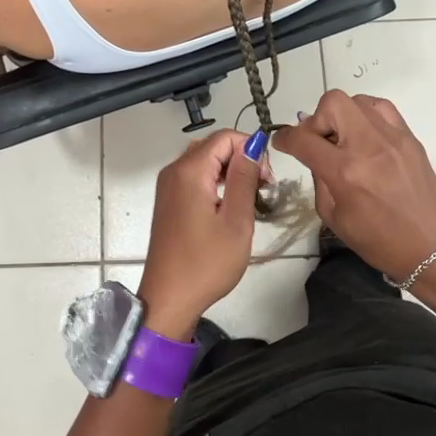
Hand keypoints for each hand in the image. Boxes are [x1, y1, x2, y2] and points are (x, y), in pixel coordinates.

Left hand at [138, 130, 261, 339]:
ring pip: (203, 161)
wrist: (169, 298)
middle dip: (241, 158)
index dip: (250, 149)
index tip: (267, 179)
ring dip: (229, 170)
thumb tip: (253, 144)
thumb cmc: (206, 263)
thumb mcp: (236, 221)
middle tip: (262, 187)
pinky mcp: (168, 201)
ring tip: (250, 196)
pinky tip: (229, 205)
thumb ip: (244, 178)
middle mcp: (173, 171)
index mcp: (189, 171)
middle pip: (212, 146)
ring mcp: (167, 186)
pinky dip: (215, 182)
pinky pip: (193, 177)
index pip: (224, 137)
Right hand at [272, 91, 435, 283]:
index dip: (285, 138)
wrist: (430, 247)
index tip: (282, 142)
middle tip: (319, 141)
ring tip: (344, 139)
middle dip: (316, 119)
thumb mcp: (333, 217)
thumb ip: (319, 179)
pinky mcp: (410, 137)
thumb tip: (314, 154)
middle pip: (332, 103)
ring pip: (357, 100)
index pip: (303, 139)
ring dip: (342, 115)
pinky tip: (365, 135)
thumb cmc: (378, 241)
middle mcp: (368, 146)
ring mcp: (393, 138)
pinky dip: (366, 114)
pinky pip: (382, 108)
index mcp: (345, 172)